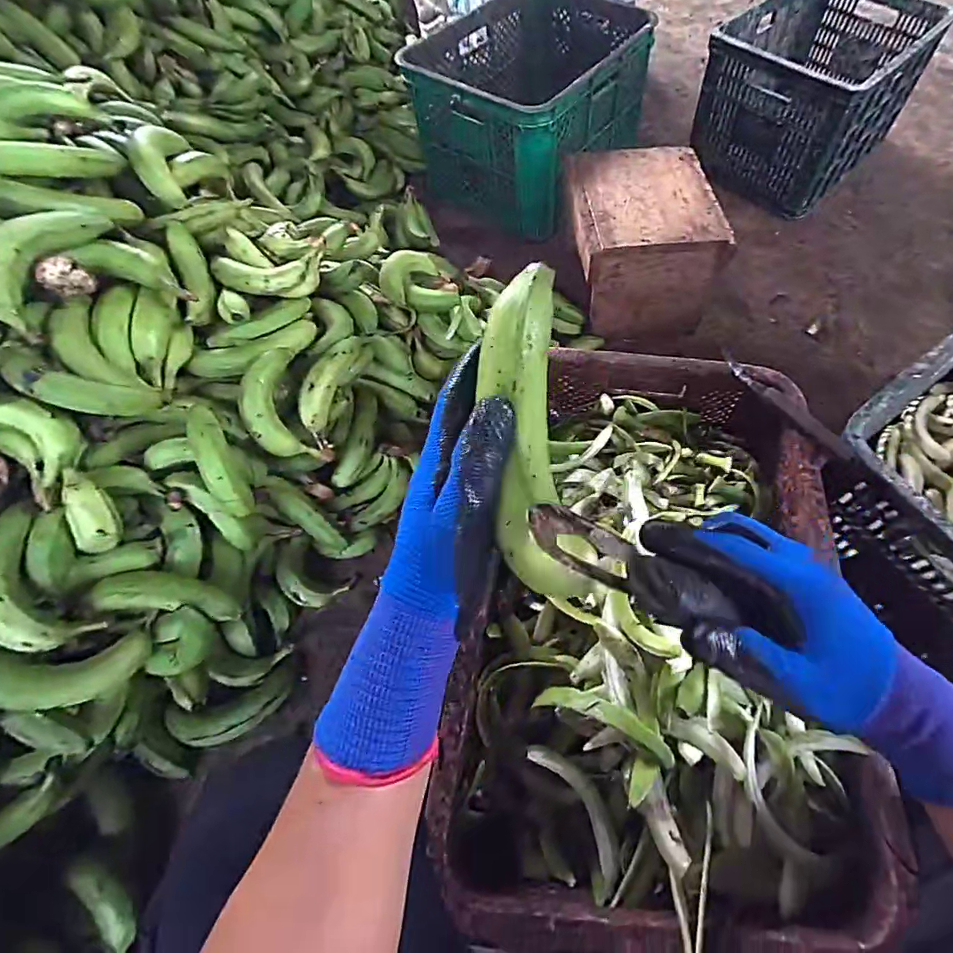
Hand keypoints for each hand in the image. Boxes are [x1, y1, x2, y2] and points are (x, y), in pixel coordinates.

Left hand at [312, 349, 513, 784]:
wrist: (423, 613)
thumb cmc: (435, 563)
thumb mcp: (454, 509)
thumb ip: (474, 461)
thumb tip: (497, 404)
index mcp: (435, 459)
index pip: (453, 401)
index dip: (469, 369)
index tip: (492, 339)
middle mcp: (444, 465)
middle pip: (466, 413)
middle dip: (488, 382)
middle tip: (521, 359)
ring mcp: (457, 486)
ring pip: (479, 436)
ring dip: (499, 410)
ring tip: (529, 390)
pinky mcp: (470, 506)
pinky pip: (490, 463)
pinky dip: (507, 443)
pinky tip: (526, 445)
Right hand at [661, 512, 952, 806]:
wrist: (901, 693)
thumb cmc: (849, 689)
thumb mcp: (799, 682)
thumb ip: (751, 657)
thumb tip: (696, 634)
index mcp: (798, 582)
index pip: (736, 548)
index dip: (693, 542)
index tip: (658, 538)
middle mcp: (802, 564)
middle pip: (745, 529)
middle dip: (702, 530)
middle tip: (665, 542)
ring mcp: (809, 567)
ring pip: (756, 535)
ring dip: (720, 536)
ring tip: (684, 553)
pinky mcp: (812, 578)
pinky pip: (766, 548)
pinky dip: (737, 547)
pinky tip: (720, 570)